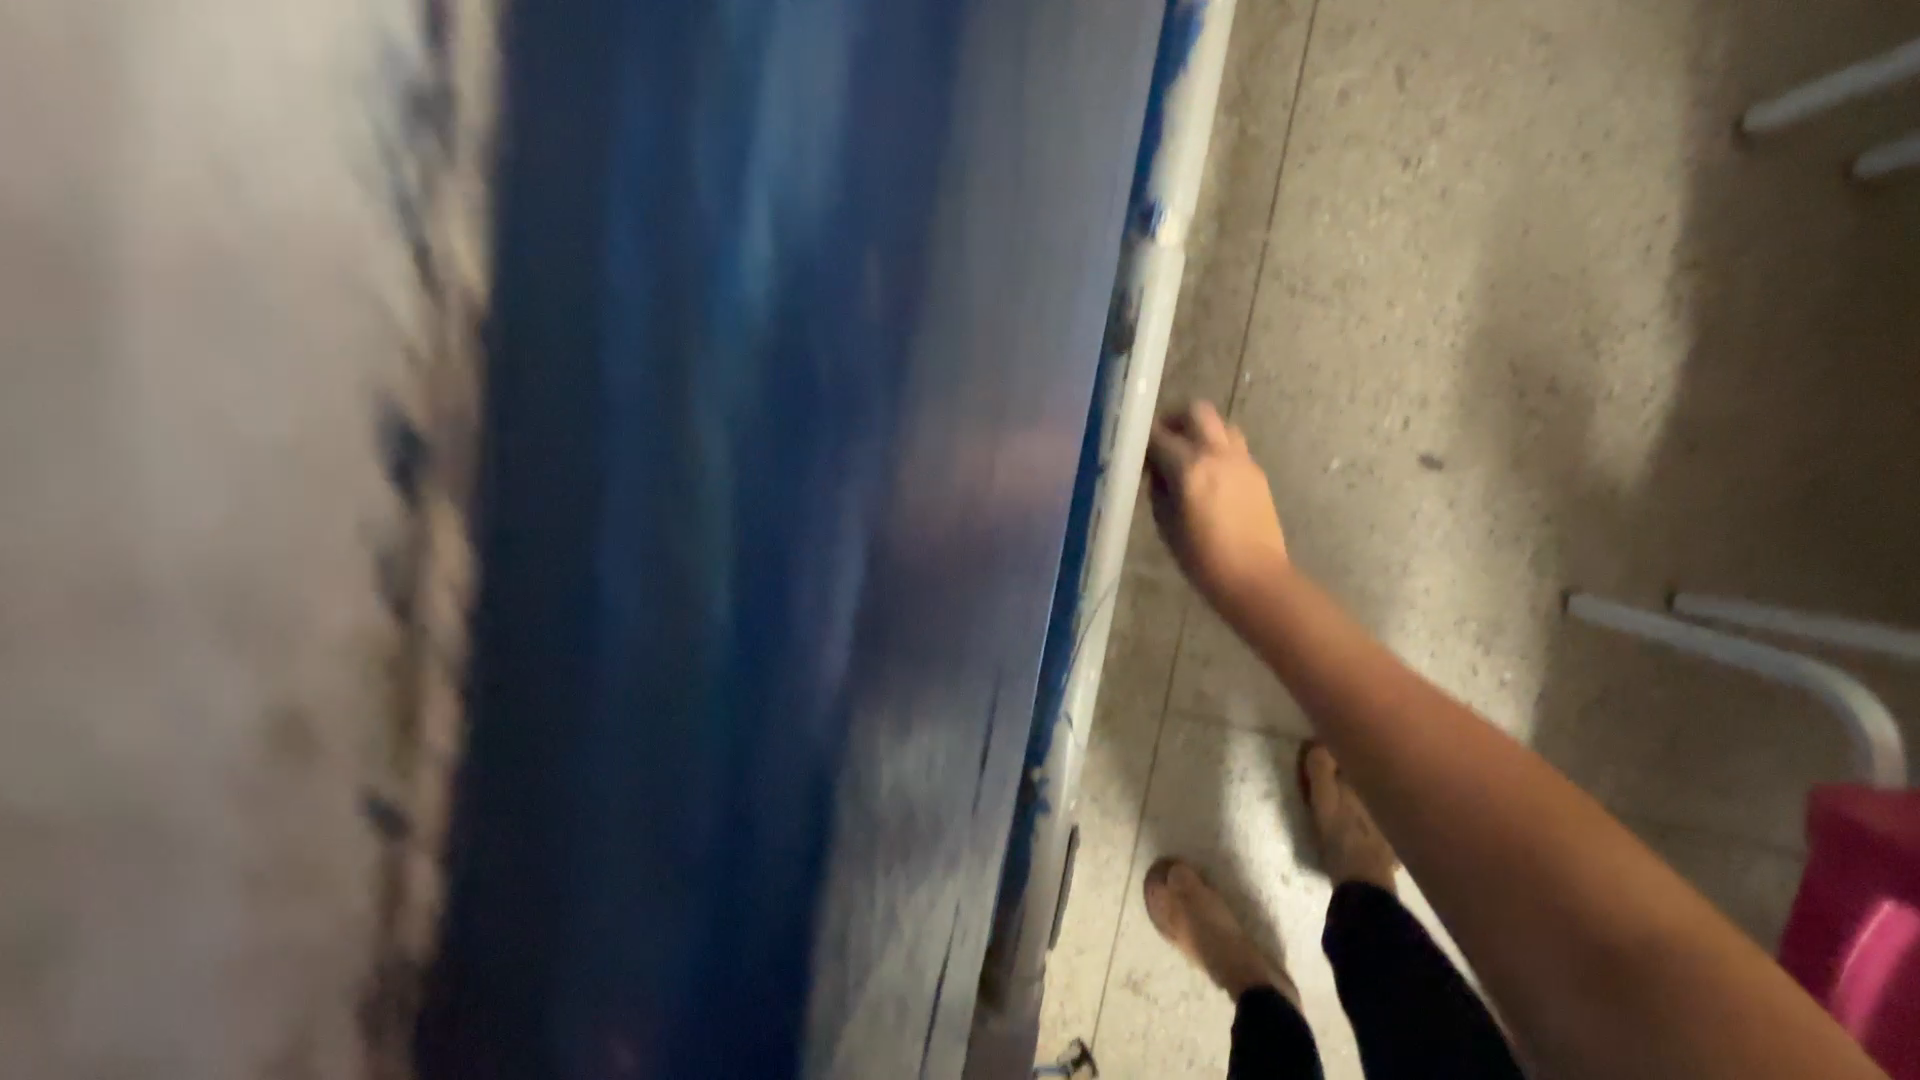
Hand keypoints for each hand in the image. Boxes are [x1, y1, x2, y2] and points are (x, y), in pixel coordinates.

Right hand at [1145, 402, 1289, 608]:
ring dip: (1201, 431)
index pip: (1159, 434)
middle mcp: (1217, 454)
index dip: (1143, 435)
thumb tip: (1156, 470)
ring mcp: (1242, 460)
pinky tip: (1208, 476)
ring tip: (1188, 456)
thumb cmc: (1202, 558)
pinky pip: (1234, 447)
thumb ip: (1158, 489)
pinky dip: (1217, 450)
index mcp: (1190, 467)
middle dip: (1176, 419)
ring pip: (1220, 424)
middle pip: (1196, 411)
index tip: (1134, 444)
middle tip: (1163, 439)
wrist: (1255, 576)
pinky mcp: (1257, 473)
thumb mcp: (1166, 524)